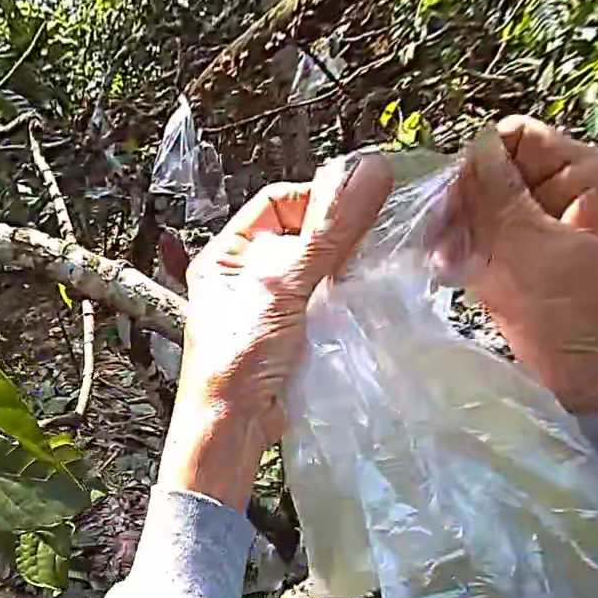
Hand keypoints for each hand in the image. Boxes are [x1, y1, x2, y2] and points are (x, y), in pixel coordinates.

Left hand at [158, 153, 392, 508]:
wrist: (234, 424)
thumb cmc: (240, 354)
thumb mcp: (283, 286)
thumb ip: (328, 233)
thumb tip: (370, 173)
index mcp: (227, 254)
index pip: (277, 203)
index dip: (316, 199)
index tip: (357, 206)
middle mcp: (245, 277)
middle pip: (300, 236)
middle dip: (334, 237)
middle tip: (369, 239)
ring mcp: (268, 307)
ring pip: (314, 271)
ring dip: (340, 269)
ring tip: (366, 269)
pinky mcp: (288, 335)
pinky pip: (320, 303)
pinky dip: (340, 298)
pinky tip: (359, 297)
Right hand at [439, 116, 597, 412]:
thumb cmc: (596, 321)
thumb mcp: (541, 258)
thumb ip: (500, 203)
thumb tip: (470, 148)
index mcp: (585, 178)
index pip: (514, 143)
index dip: (473, 168)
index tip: (441, 210)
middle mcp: (566, 202)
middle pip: (496, 183)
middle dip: (461, 211)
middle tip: (435, 250)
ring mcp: (549, 244)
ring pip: (488, 224)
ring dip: (461, 243)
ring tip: (444, 271)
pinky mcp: (535, 281)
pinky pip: (494, 259)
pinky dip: (472, 269)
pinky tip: (456, 285)